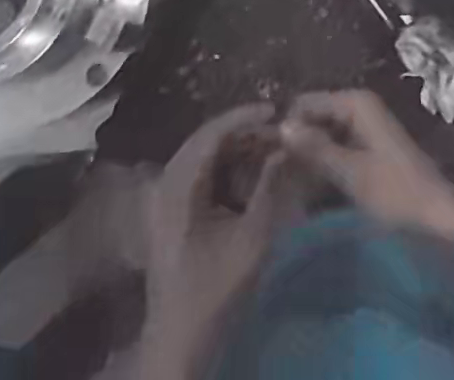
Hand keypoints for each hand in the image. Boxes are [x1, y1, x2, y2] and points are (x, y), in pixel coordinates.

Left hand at [142, 105, 293, 375]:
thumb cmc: (215, 291)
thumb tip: (286, 147)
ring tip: (272, 149)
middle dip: (245, 133)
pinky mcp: (172, 212)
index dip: (244, 116)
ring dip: (238, 151)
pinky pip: (202, 175)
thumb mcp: (251, 238)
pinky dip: (228, 170)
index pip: (212, 132)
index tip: (276, 110)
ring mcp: (166, 197)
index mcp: (178, 184)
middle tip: (280, 132)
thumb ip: (270, 188)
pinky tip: (252, 176)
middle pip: (207, 141)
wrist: (179, 343)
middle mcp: (167, 182)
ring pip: (205, 157)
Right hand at [280, 90, 453, 241]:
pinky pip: (335, 146)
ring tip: (285, 178)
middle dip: (296, 138)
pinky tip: (308, 183)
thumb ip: (315, 148)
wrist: (443, 222)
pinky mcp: (369, 148)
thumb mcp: (351, 172)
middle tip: (272, 169)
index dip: (286, 125)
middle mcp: (359, 106)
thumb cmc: (398, 194)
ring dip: (308, 153)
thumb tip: (281, 126)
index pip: (305, 103)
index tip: (264, 152)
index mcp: (356, 102)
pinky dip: (322, 161)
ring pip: (323, 132)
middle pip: (314, 115)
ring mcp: (365, 127)